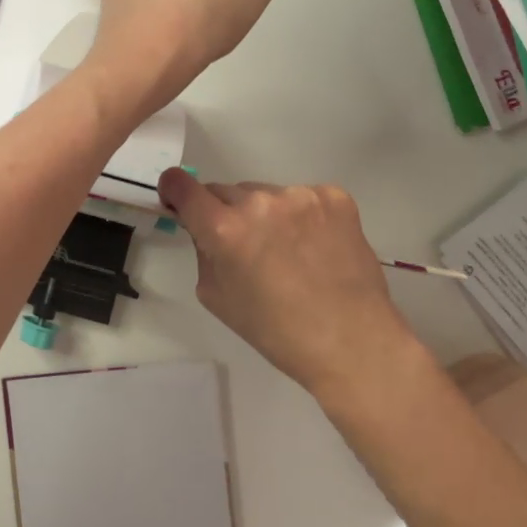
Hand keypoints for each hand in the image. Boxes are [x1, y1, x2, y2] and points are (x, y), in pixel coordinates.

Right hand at [157, 170, 421, 400]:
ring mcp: (301, 196)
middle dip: (225, 214)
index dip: (174, 191)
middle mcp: (260, 203)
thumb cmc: (275, 330)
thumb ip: (204, 251)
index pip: (182, 185)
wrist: (352, 342)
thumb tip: (206, 229)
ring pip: (264, 194)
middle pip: (224, 191)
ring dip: (264, 214)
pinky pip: (300, 197)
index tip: (180, 203)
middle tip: (245, 248)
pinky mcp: (334, 198)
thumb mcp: (216, 295)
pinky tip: (313, 246)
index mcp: (224, 229)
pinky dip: (299, 215)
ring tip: (287, 251)